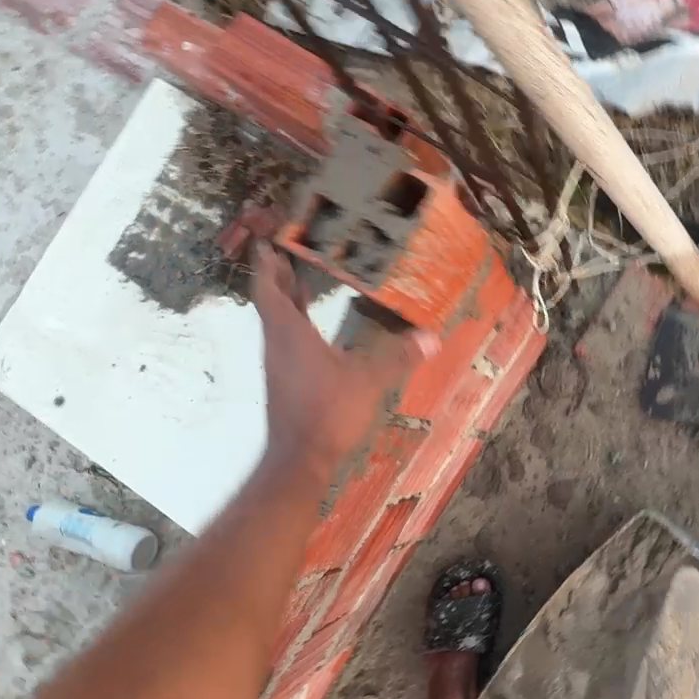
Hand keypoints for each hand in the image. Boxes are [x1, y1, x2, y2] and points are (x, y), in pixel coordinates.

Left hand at [252, 244, 430, 476]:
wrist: (299, 459)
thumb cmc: (328, 413)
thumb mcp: (368, 382)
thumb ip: (397, 357)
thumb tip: (432, 338)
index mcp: (290, 334)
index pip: (269, 288)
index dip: (266, 263)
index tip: (266, 239)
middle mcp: (277, 344)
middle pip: (270, 300)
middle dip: (276, 273)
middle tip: (282, 248)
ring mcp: (278, 363)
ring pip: (276, 320)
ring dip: (283, 297)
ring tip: (296, 277)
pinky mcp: (285, 380)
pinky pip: (284, 338)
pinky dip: (292, 320)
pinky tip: (308, 325)